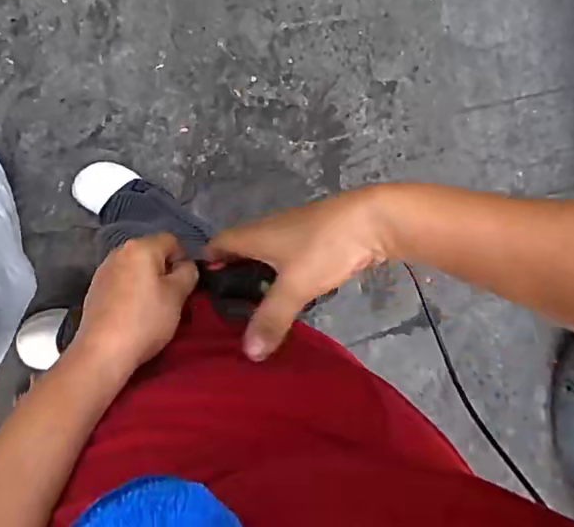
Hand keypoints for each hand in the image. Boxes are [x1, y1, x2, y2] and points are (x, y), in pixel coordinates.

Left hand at [68, 233, 199, 377]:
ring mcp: (104, 267)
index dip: (183, 257)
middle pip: (151, 251)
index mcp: (140, 247)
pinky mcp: (96, 285)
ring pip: (135, 266)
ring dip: (147, 280)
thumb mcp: (176, 297)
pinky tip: (132, 311)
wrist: (104, 347)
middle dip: (164, 270)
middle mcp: (119, 250)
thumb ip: (187, 274)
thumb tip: (186, 265)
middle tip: (172, 297)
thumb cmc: (145, 319)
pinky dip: (131, 289)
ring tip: (152, 307)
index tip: (186, 283)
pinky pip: (121, 279)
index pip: (170, 240)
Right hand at [205, 187, 395, 360]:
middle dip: (231, 277)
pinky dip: (279, 278)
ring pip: (262, 257)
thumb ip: (272, 318)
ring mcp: (288, 234)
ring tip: (257, 310)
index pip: (216, 245)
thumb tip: (247, 352)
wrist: (369, 222)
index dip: (206, 267)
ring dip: (257, 278)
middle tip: (230, 311)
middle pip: (237, 251)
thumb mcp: (296, 286)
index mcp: (252, 235)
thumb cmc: (322, 248)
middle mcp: (264, 230)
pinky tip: (290, 298)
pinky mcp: (310, 241)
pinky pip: (283, 261)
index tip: (204, 296)